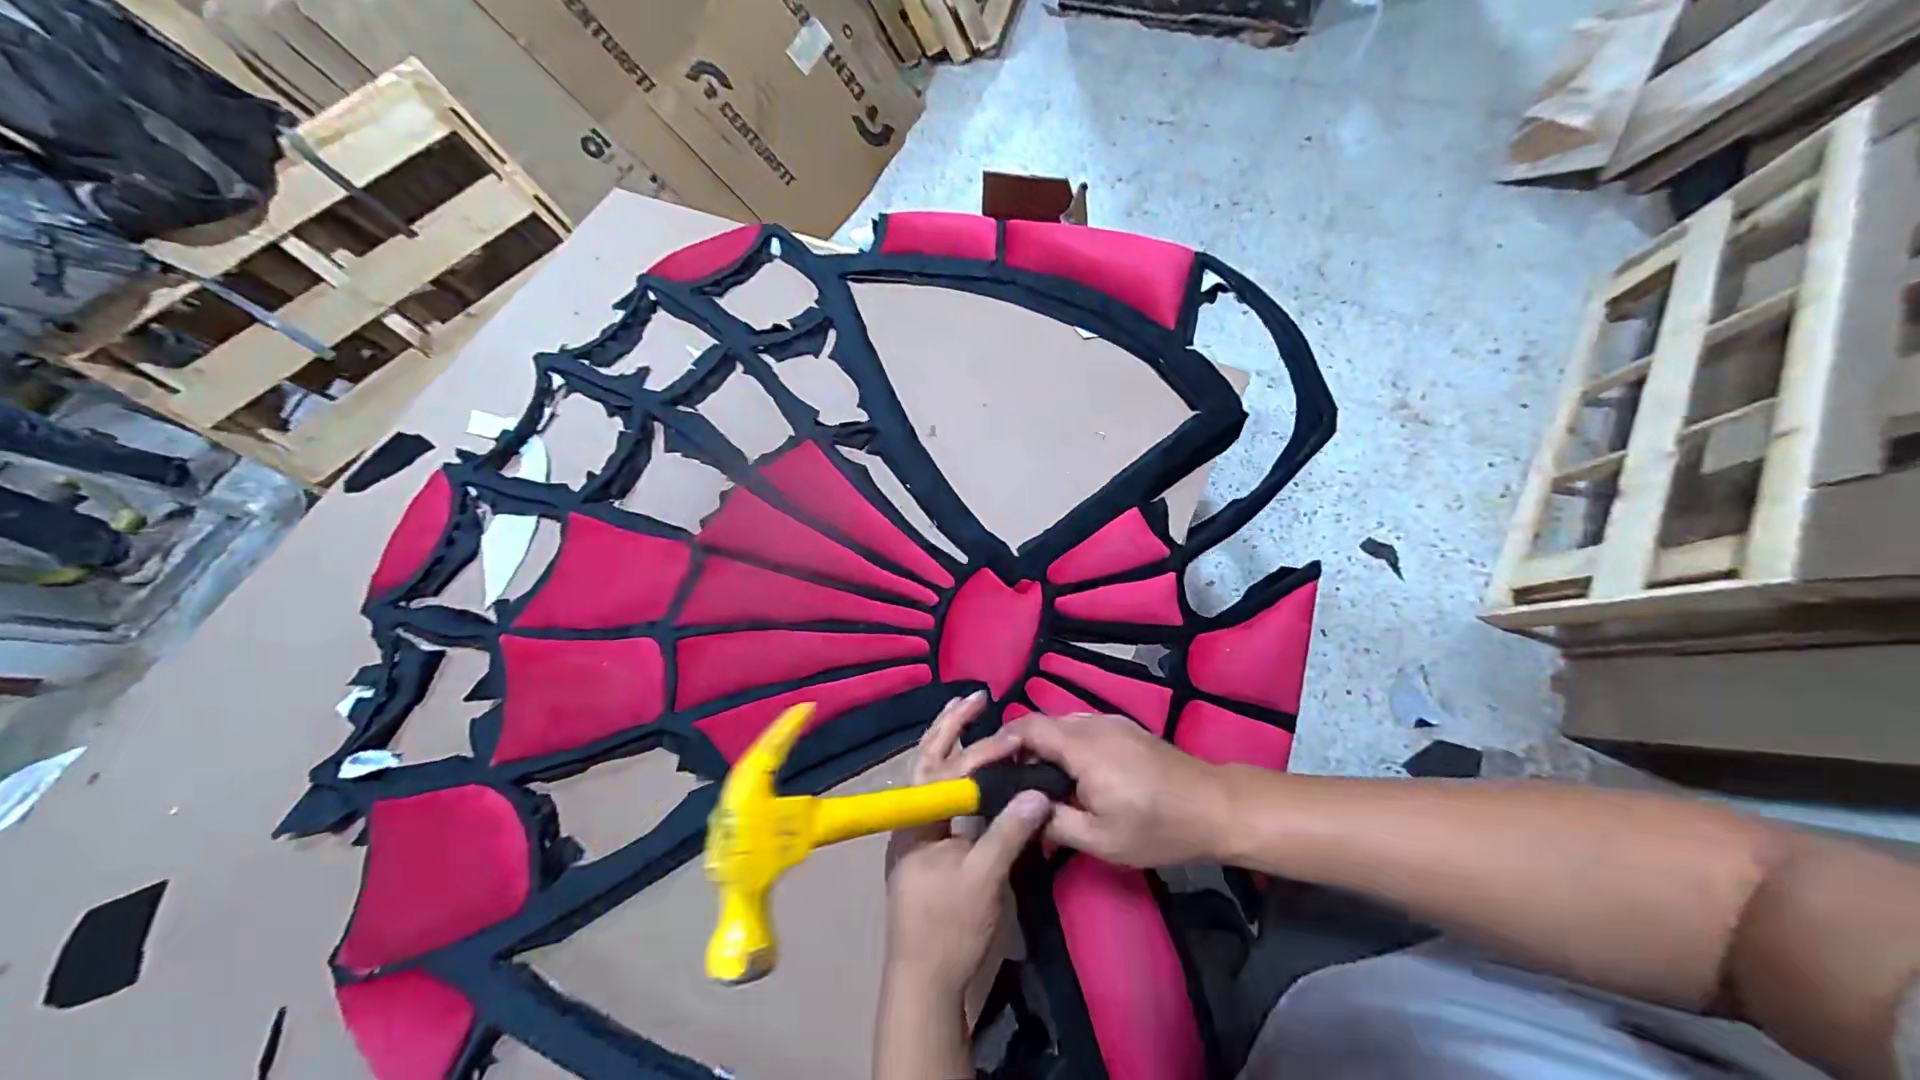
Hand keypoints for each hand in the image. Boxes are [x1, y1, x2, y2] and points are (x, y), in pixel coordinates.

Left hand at [883, 692, 1051, 995]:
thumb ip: (1007, 834)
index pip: (949, 772)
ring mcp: (920, 830)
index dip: (982, 753)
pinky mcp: (933, 844)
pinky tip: (977, 764)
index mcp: (915, 820)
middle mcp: (912, 816)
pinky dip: (961, 772)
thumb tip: (1039, 792)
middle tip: (976, 696)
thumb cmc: (946, 930)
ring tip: (971, 713)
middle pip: (929, 760)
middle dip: (951, 726)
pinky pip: (946, 795)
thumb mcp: (981, 882)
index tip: (1012, 736)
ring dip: (952, 743)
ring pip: (935, 775)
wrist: (925, 982)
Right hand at [1004, 712, 1229, 867]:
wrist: (1217, 807)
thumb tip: (1021, 813)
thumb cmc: (1158, 827)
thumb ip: (1053, 823)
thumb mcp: (1101, 839)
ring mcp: (1111, 723)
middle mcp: (1092, 724)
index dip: (999, 743)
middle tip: (1005, 784)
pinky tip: (1070, 779)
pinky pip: (1081, 731)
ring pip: (1061, 727)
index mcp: (1082, 747)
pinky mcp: (1125, 729)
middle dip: (1018, 750)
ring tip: (1035, 786)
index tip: (981, 766)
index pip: (1026, 728)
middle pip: (1041, 725)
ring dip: (1043, 749)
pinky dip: (1065, 748)